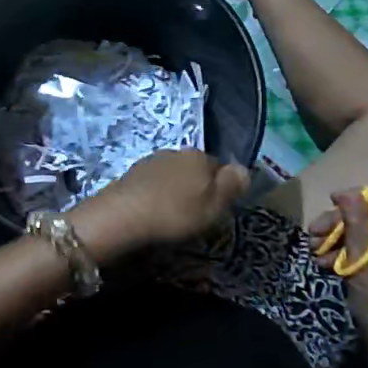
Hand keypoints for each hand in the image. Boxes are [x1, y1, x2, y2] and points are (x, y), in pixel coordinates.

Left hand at [71, 150, 250, 260]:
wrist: (122, 216)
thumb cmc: (175, 214)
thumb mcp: (213, 206)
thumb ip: (232, 185)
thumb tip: (244, 169)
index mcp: (200, 156)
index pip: (220, 168)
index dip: (221, 189)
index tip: (215, 210)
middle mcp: (177, 151)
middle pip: (196, 169)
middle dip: (197, 187)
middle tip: (194, 215)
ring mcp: (152, 160)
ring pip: (174, 175)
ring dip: (176, 190)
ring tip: (172, 215)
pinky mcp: (132, 173)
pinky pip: (154, 183)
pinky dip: (157, 194)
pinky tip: (153, 212)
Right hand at [309, 191, 367, 327]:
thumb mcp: (364, 253)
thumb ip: (357, 223)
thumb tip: (349, 192)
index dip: (352, 200)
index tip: (332, 200)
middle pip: (356, 217)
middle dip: (333, 223)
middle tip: (313, 231)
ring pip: (347, 233)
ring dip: (328, 239)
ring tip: (314, 249)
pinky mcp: (362, 262)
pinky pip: (346, 249)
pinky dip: (332, 253)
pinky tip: (321, 262)